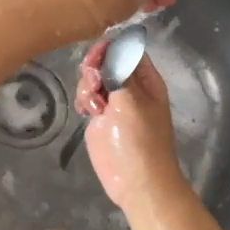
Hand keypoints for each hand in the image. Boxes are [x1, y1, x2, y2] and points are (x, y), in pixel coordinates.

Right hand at [82, 52, 187, 208]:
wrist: (136, 181)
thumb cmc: (141, 140)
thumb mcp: (132, 101)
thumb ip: (118, 72)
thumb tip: (111, 48)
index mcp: (146, 81)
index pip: (127, 51)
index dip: (110, 49)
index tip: (96, 58)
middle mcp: (130, 88)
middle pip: (106, 63)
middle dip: (95, 69)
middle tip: (94, 84)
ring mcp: (113, 103)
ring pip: (93, 79)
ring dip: (87, 86)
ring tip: (93, 105)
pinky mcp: (99, 119)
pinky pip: (87, 98)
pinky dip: (83, 100)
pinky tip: (87, 111)